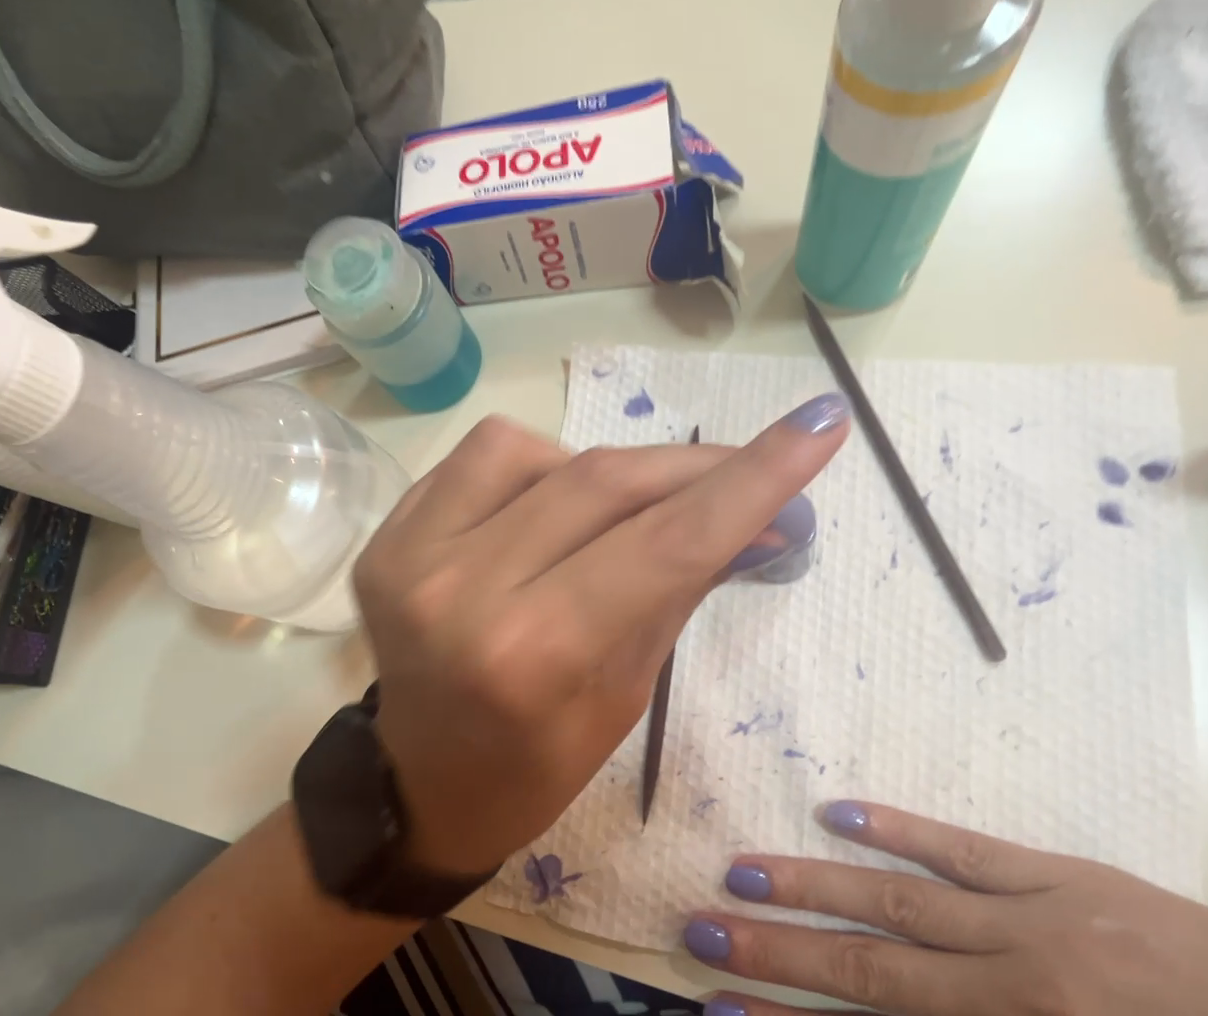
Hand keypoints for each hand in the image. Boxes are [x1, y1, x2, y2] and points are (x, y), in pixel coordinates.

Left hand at [354, 395, 850, 875]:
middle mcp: (461, 591)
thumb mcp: (627, 691)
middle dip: (692, 467)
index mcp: (532, 656)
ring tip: (614, 517)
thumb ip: (683, 585)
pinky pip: (479, 460)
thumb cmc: (538, 764)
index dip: (752, 479)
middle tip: (749, 466)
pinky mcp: (385, 534)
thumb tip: (763, 514)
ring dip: (598, 471)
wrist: (420, 782)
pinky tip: (542, 516)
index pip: (664, 543)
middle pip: (602, 482)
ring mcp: (411, 554)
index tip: (822, 426)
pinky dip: (530, 472)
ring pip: (534, 449)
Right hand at [683, 801, 1207, 1015]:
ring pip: (901, 902)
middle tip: (700, 929)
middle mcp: (1014, 992)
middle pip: (870, 969)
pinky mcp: (1067, 877)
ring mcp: (1039, 923)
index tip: (717, 1009)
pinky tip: (838, 812)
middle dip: (776, 951)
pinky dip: (898, 829)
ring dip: (813, 886)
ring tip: (741, 868)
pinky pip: (966, 849)